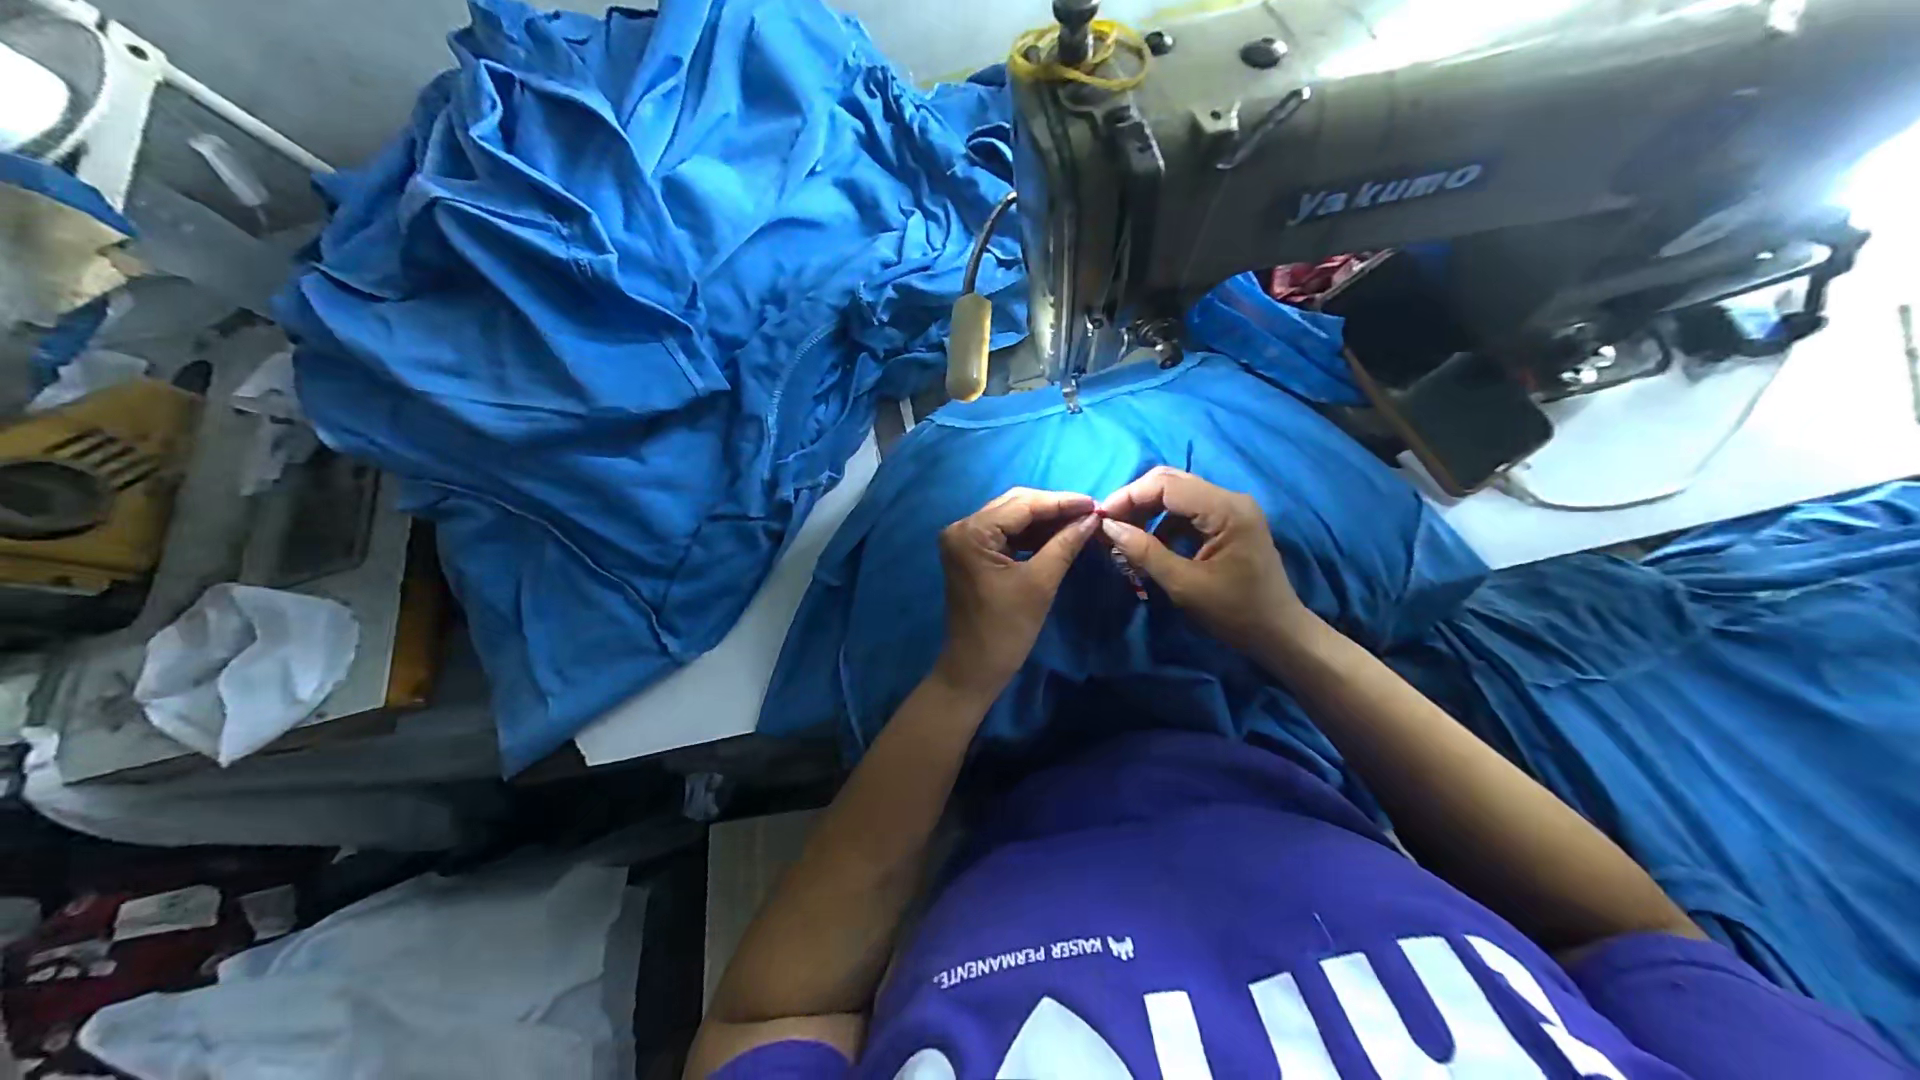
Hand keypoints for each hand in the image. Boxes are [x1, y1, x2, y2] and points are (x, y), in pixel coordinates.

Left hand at [934, 488, 1098, 699]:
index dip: (1061, 502)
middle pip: (1015, 505)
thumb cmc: (1005, 629)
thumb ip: (1064, 544)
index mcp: (971, 533)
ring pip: (1011, 518)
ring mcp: (964, 541)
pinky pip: (1005, 534)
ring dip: (1044, 520)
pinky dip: (1031, 535)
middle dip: (1053, 508)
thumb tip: (1092, 518)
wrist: (974, 669)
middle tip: (1090, 513)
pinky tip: (1058, 535)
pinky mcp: (972, 554)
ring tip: (1080, 522)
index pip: (1022, 505)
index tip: (1095, 503)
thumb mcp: (1040, 583)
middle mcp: (962, 528)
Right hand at [1098, 466, 1312, 654]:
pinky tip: (1149, 546)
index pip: (1166, 485)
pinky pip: (1188, 513)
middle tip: (1108, 526)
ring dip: (1148, 512)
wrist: (1278, 634)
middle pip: (1171, 483)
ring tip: (1124, 538)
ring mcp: (1232, 510)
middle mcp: (1231, 499)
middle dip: (1136, 501)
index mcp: (1226, 509)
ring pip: (1177, 496)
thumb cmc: (1234, 612)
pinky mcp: (1228, 523)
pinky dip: (1163, 524)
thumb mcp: (1184, 584)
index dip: (1129, 496)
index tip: (1101, 519)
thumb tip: (1108, 527)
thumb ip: (1144, 552)